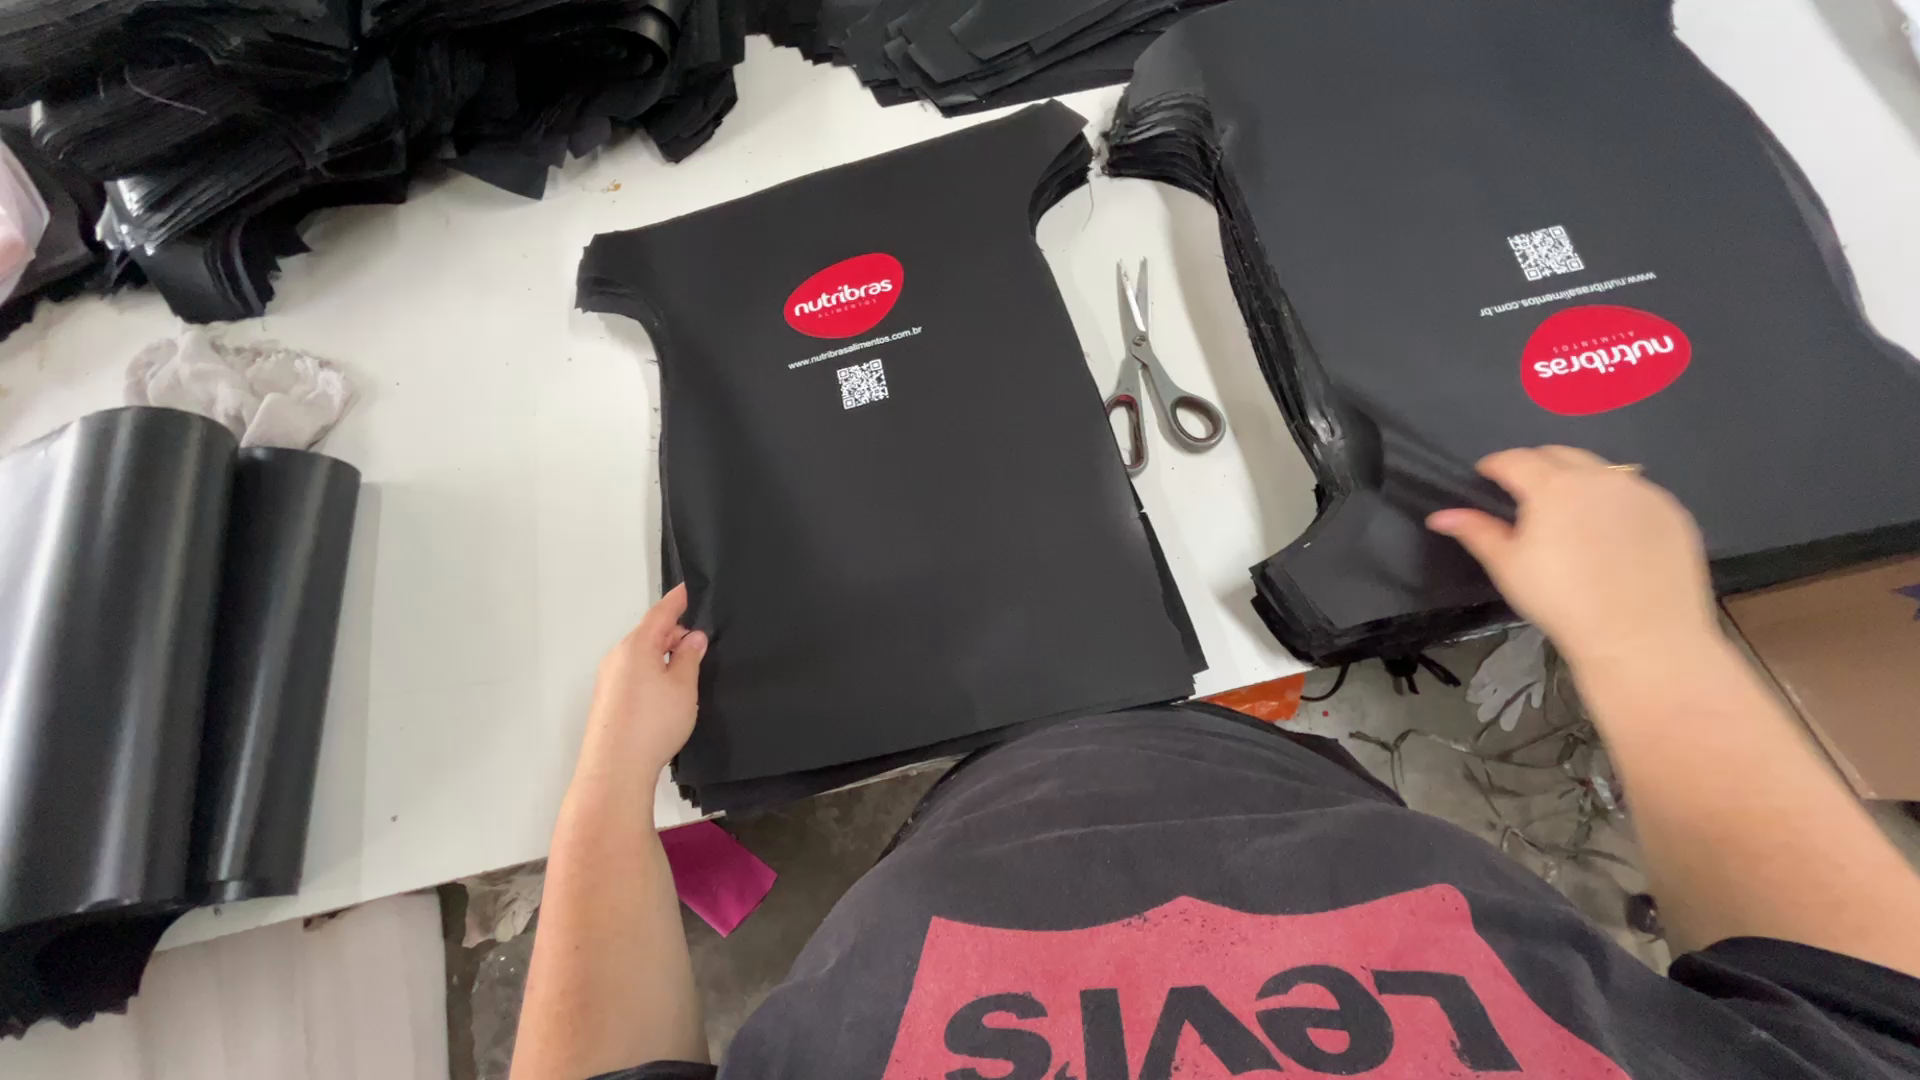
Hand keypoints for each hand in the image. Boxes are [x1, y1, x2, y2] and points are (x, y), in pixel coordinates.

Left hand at [573, 584, 708, 789]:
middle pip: (649, 634)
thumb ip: (688, 657)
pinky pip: (635, 674)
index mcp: (636, 647)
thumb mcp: (682, 686)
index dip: (677, 600)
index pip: (660, 613)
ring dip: (664, 655)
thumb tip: (693, 638)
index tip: (688, 588)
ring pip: (642, 656)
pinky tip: (669, 690)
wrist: (615, 769)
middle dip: (675, 633)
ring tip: (689, 667)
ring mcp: (610, 680)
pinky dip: (654, 672)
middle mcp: (617, 658)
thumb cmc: (652, 723)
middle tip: (702, 641)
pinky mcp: (609, 701)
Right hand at [1426, 446, 1719, 668]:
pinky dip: (1610, 499)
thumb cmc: (1560, 599)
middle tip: (1520, 495)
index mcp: (1553, 487)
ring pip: (1600, 469)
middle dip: (1534, 465)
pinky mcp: (1672, 512)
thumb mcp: (1506, 565)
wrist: (1641, 635)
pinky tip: (1605, 533)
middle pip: (1559, 454)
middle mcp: (1601, 478)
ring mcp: (1642, 493)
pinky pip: (1633, 491)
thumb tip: (1439, 515)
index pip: (1515, 459)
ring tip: (1565, 513)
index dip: (1493, 466)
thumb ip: (1475, 531)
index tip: (1483, 478)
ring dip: (1574, 479)